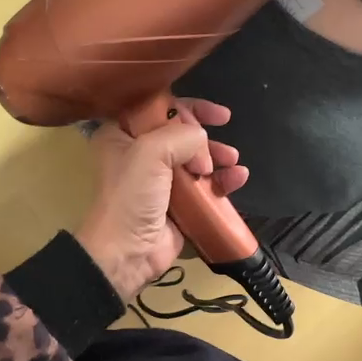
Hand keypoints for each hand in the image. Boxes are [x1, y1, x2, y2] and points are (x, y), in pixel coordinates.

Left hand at [75, 99, 249, 301]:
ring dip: (219, 157)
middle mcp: (140, 153)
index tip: (213, 114)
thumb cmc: (131, 196)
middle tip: (222, 140)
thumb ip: (183, 136)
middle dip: (206, 137)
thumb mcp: (151, 152)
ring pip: (197, 158)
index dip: (187, 108)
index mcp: (123, 134)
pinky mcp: (179, 203)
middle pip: (182, 133)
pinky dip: (224, 179)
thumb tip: (204, 148)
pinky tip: (238, 178)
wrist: (127, 252)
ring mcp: (161, 180)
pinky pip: (206, 184)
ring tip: (233, 162)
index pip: (158, 108)